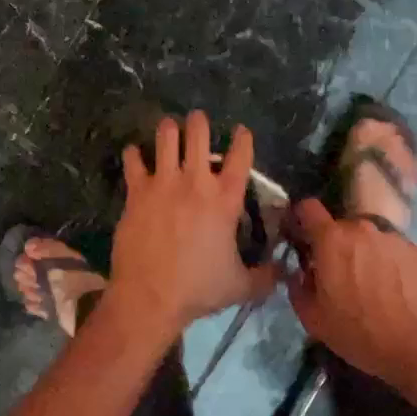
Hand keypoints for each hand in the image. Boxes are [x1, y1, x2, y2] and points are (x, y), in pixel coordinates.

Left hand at [108, 112, 280, 334]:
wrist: (150, 295)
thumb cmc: (198, 289)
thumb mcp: (241, 287)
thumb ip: (265, 277)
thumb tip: (283, 272)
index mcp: (224, 200)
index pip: (240, 157)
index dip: (243, 139)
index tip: (241, 131)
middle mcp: (195, 182)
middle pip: (198, 133)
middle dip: (199, 121)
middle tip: (197, 119)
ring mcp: (163, 182)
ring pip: (165, 137)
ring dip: (168, 129)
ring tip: (169, 127)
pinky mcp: (137, 190)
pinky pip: (133, 161)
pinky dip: (134, 154)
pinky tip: (134, 153)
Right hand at [286, 198, 416, 388]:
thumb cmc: (363, 334)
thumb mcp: (315, 321)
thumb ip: (297, 288)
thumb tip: (298, 273)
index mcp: (332, 240)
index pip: (308, 208)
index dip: (302, 220)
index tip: (303, 239)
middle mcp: (361, 229)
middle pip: (341, 228)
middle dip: (337, 247)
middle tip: (341, 277)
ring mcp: (392, 238)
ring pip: (368, 240)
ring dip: (365, 256)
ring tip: (374, 288)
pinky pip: (393, 251)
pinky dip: (389, 265)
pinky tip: (397, 292)